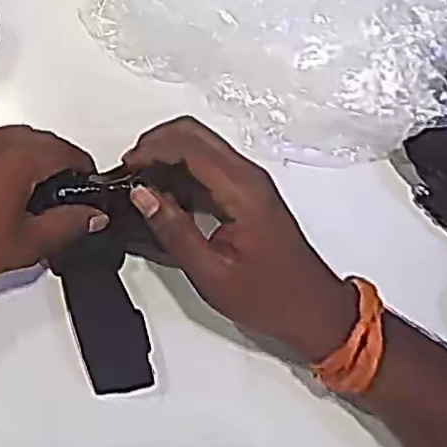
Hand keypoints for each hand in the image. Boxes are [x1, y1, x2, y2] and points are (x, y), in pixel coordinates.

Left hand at [0, 126, 105, 312]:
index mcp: (16, 158)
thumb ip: (68, 224)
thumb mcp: (30, 243)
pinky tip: (16, 186)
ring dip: (38, 154)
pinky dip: (14, 154)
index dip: (83, 165)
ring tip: (47, 190)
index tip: (91, 181)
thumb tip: (90, 216)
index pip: (63, 149)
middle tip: (74, 188)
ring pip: (19, 137)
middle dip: (62, 159)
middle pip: (42, 139)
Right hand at [124, 117, 358, 361]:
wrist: (318, 315)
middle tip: (131, 168)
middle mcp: (246, 175)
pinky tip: (164, 194)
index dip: (151, 150)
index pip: (187, 145)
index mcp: (241, 190)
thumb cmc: (272, 298)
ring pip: (198, 142)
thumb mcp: (212, 273)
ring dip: (165, 152)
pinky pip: (205, 161)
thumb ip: (173, 230)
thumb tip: (141, 194)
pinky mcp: (245, 189)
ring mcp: (247, 180)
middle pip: (191, 131)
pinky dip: (178, 166)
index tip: (128, 168)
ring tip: (142, 181)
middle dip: (154, 142)